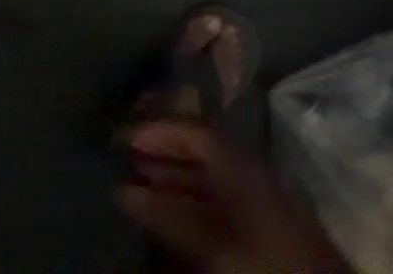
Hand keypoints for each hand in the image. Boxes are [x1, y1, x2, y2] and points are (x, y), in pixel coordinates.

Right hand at [119, 121, 347, 273]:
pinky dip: (192, 210)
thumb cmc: (269, 267)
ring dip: (175, 186)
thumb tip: (123, 191)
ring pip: (212, 186)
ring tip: (138, 193)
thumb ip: (171, 218)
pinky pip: (222, 211)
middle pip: (204, 158)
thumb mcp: (217, 246)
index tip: (128, 139)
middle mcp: (255, 182)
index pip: (200, 134)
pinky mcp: (267, 237)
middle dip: (163, 158)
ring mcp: (264, 210)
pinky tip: (170, 223)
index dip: (162, 132)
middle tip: (126, 165)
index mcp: (247, 173)